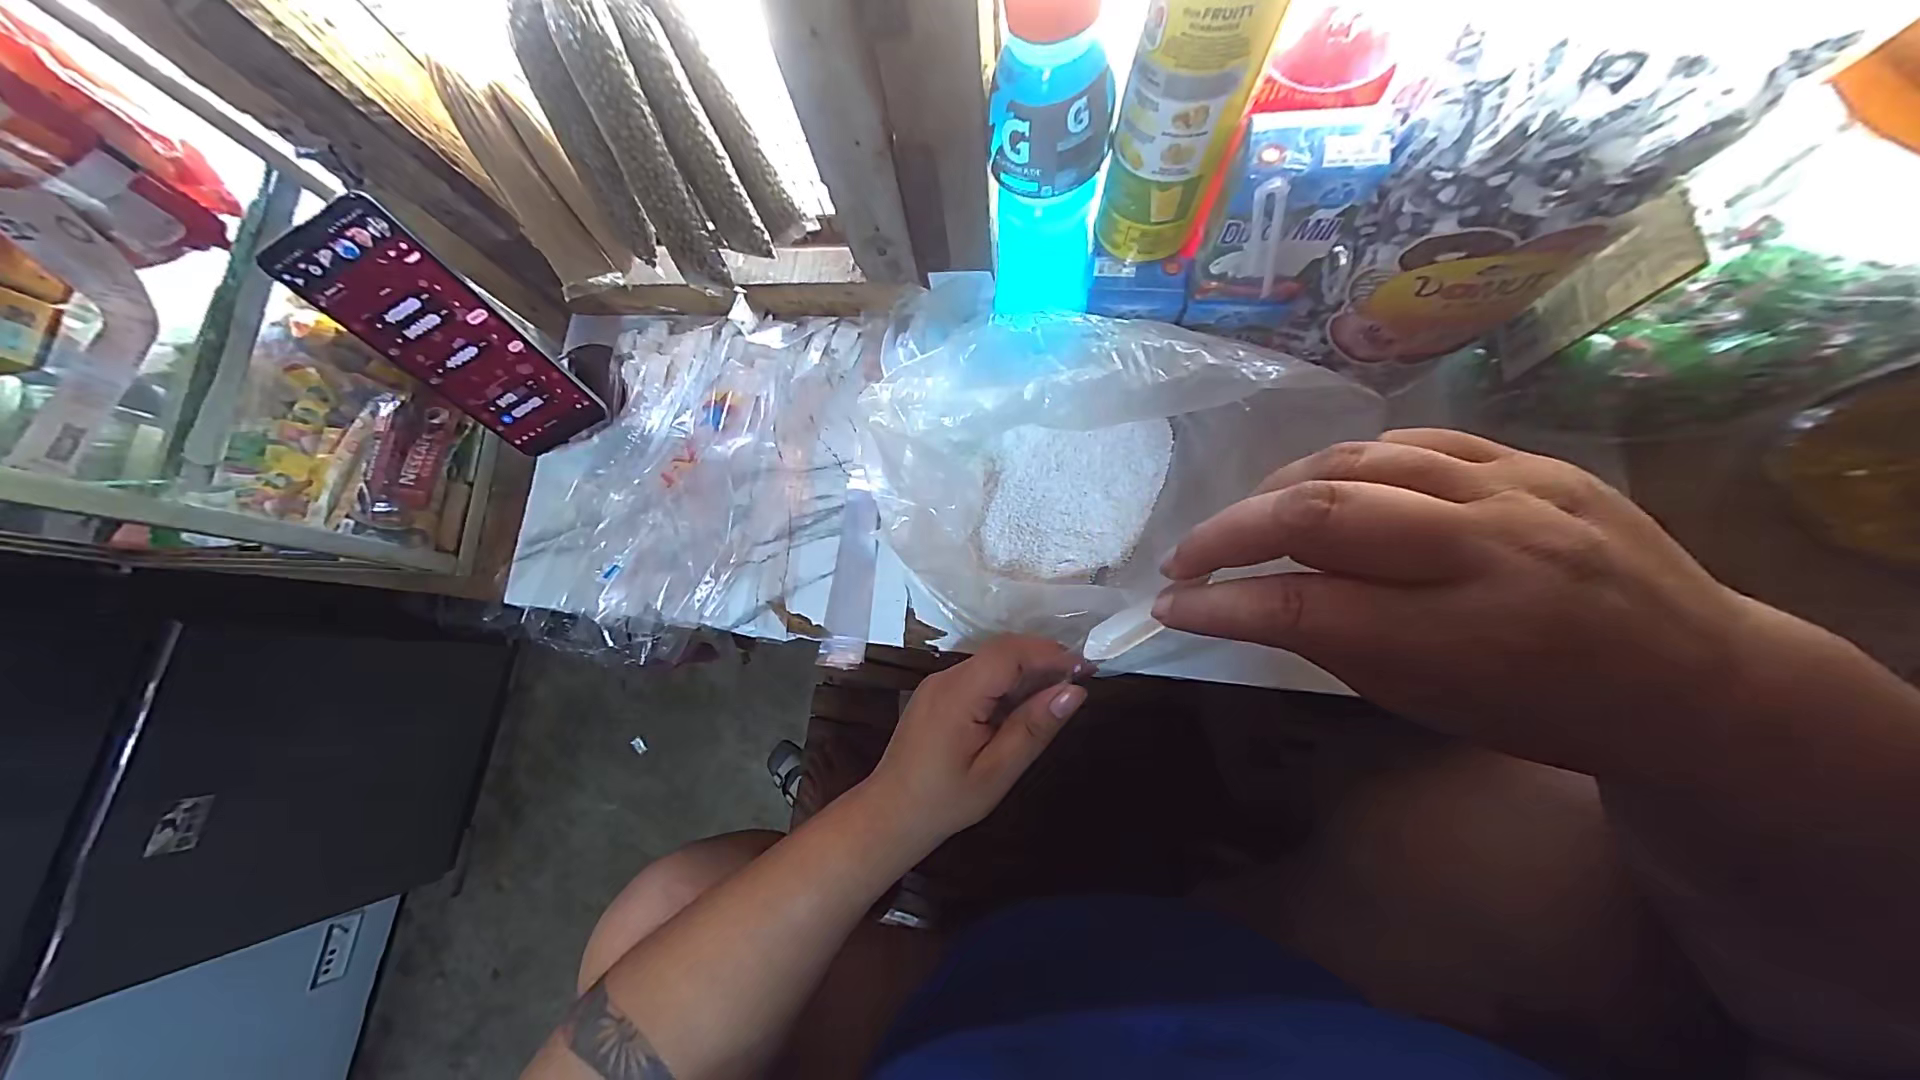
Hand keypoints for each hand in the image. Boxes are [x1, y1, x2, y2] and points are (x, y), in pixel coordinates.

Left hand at [857, 636, 1088, 846]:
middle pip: (1000, 651)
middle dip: (1043, 658)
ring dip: (1027, 670)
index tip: (1087, 668)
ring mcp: (938, 683)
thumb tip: (1075, 691)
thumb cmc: (945, 801)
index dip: (1050, 654)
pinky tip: (1026, 703)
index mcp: (957, 693)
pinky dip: (1007, 682)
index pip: (1009, 654)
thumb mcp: (997, 771)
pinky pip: (979, 675)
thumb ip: (1034, 728)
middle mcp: (945, 678)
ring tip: (1061, 692)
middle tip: (1080, 679)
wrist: (890, 815)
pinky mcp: (937, 693)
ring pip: (991, 661)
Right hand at [1154, 429, 1761, 774]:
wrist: (1698, 681)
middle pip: (1320, 511)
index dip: (1219, 605)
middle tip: (1185, 558)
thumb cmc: (1543, 713)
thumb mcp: (1426, 703)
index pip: (1302, 606)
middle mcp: (1489, 549)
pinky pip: (1409, 443)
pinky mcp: (1531, 458)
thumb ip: (1331, 642)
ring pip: (1355, 461)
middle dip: (1228, 531)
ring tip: (1243, 522)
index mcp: (1464, 635)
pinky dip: (1345, 466)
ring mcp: (1517, 489)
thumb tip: (1245, 600)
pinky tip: (1319, 490)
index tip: (1169, 607)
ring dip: (1275, 491)